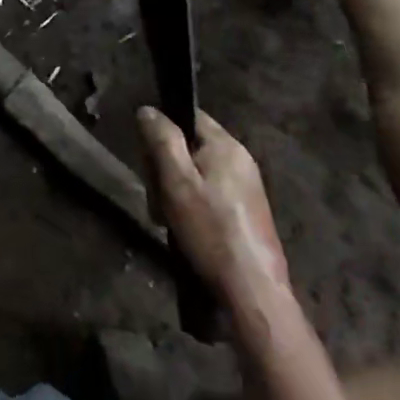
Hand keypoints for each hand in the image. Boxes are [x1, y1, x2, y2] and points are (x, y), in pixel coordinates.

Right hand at [138, 105, 288, 299]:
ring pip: (194, 173)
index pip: (188, 116)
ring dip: (173, 191)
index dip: (161, 130)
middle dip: (164, 168)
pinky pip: (207, 195)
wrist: (252, 290)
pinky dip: (189, 207)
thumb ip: (162, 140)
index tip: (148, 158)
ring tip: (166, 219)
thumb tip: (148, 109)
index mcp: (226, 146)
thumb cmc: (210, 231)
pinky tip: (182, 229)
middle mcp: (240, 161)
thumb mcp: (176, 181)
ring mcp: (245, 188)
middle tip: (156, 197)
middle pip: (188, 146)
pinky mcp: (244, 213)